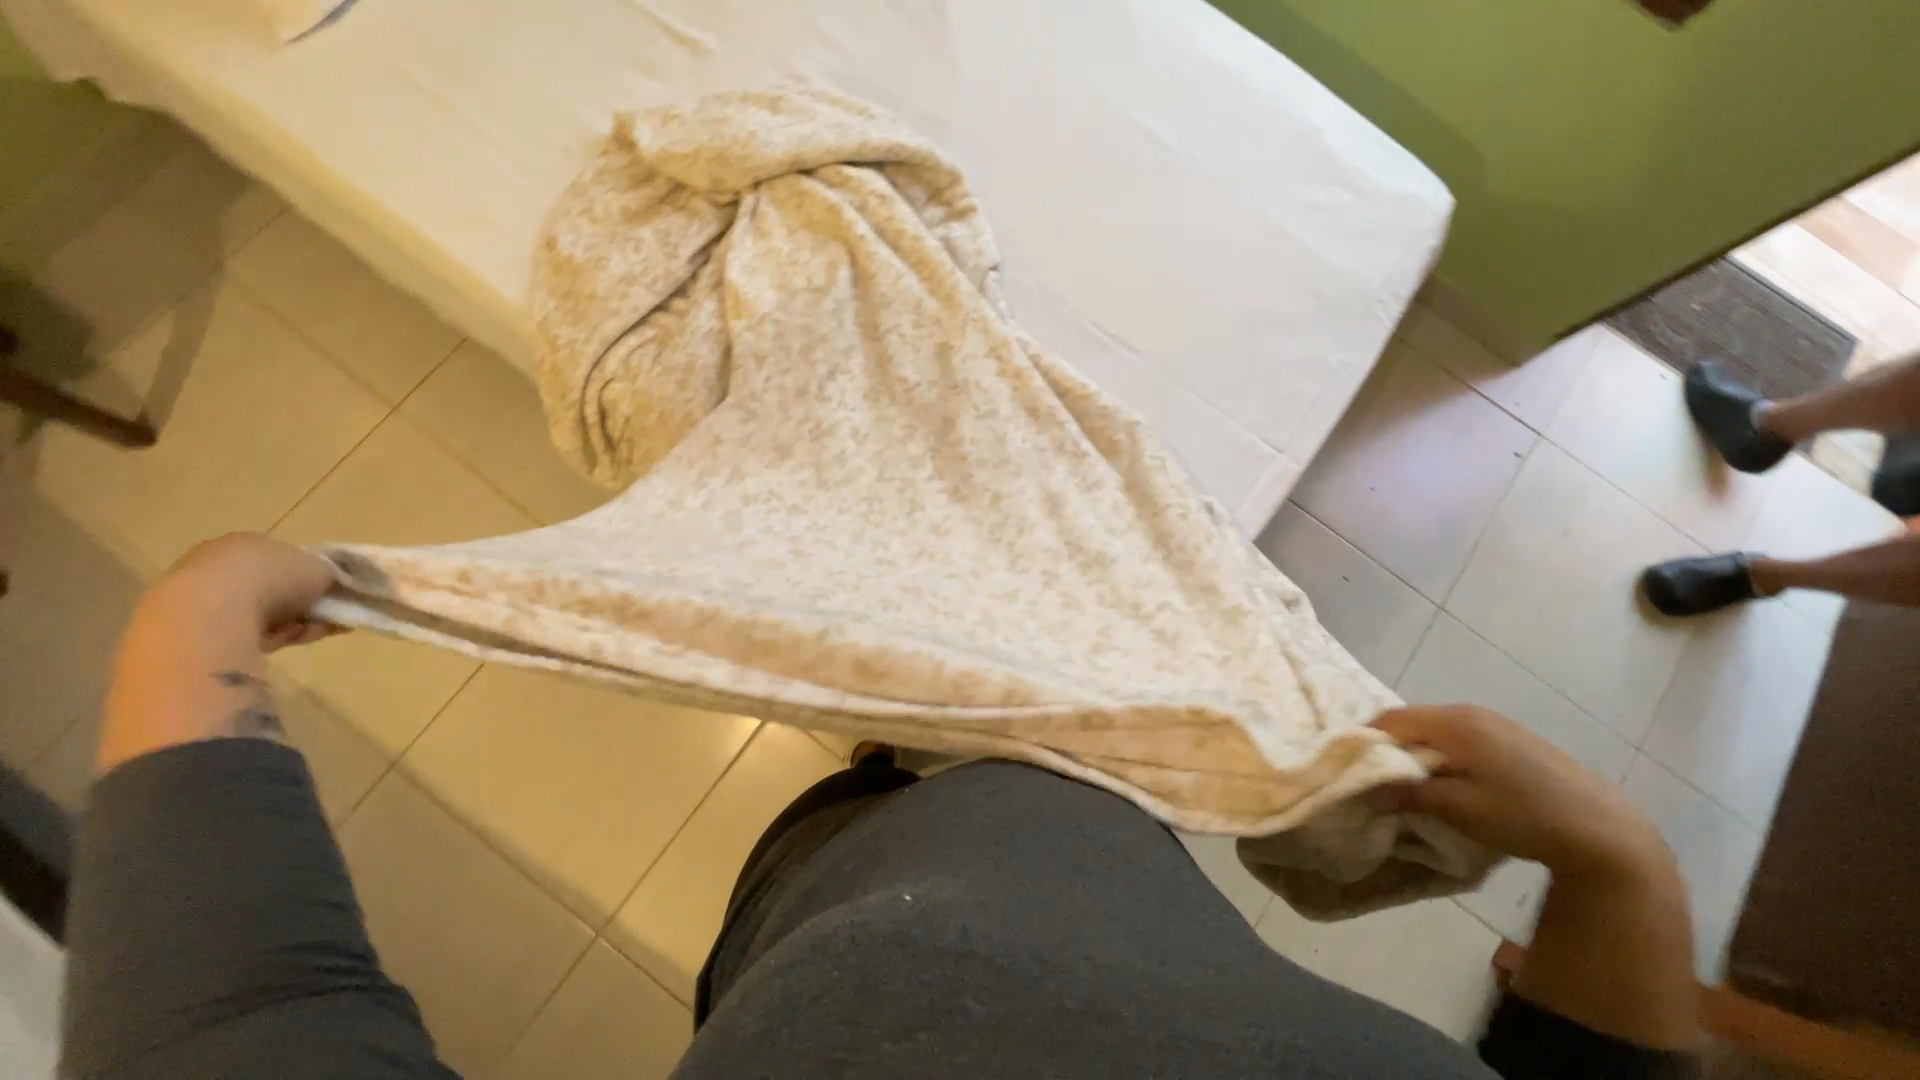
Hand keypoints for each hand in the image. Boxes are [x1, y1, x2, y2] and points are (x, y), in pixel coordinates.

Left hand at [141, 533, 339, 651]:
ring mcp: (201, 594)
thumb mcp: (322, 570)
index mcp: (249, 541)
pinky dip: (269, 638)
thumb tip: (332, 587)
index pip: (286, 559)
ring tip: (312, 633)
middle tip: (328, 620)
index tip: (333, 597)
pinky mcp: (193, 626)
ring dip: (290, 624)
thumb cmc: (274, 578)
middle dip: (302, 606)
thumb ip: (329, 576)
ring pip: (261, 613)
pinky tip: (286, 642)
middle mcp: (220, 562)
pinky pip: (244, 632)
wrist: (214, 611)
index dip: (313, 579)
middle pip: (273, 588)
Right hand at [1369, 705, 1669, 884]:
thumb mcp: (1460, 809)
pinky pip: (1459, 739)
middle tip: (1376, 783)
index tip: (1349, 771)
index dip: (1365, 743)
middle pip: (1411, 722)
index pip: (1390, 720)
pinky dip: (1442, 756)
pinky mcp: (1512, 739)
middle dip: (1390, 750)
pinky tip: (1448, 784)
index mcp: (1455, 722)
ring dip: (1417, 755)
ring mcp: (1495, 723)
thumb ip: (1409, 794)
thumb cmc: (1525, 816)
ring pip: (1435, 731)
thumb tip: (1367, 790)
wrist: (1606, 831)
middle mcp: (1471, 712)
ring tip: (1409, 787)